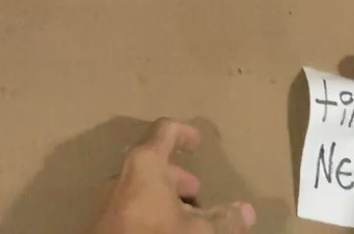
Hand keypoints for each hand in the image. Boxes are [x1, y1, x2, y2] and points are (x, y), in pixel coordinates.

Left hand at [95, 119, 256, 233]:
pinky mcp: (107, 220)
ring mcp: (112, 196)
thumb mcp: (197, 231)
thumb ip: (224, 219)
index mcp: (146, 161)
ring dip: (166, 196)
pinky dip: (151, 209)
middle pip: (154, 161)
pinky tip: (166, 228)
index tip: (198, 142)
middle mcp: (125, 172)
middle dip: (178, 176)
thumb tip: (247, 211)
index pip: (165, 130)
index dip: (185, 132)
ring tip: (186, 217)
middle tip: (197, 192)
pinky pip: (133, 204)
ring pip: (143, 185)